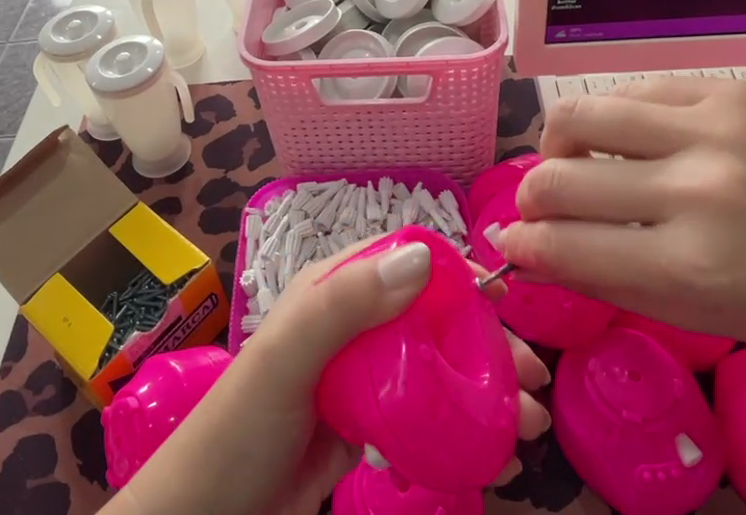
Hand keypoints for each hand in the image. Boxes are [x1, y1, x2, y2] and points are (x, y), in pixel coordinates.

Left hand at [112, 236, 551, 514]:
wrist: (211, 512)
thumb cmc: (243, 426)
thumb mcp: (286, 358)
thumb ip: (344, 304)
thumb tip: (424, 256)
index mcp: (332, 291)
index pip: (405, 261)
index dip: (459, 272)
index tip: (507, 300)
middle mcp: (352, 324)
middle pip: (433, 316)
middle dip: (487, 339)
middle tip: (534, 374)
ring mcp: (363, 376)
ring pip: (437, 366)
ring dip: (485, 387)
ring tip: (529, 422)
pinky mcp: (369, 424)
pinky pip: (426, 415)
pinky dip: (463, 428)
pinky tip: (493, 452)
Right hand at [500, 76, 745, 356]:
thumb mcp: (706, 315)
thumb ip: (609, 280)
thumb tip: (531, 250)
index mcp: (693, 267)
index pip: (564, 245)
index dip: (521, 243)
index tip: (508, 240)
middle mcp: (694, 190)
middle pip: (558, 177)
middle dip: (530, 197)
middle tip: (538, 207)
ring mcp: (710, 129)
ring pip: (579, 113)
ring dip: (557, 144)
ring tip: (573, 161)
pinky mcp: (725, 90)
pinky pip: (631, 92)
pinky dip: (611, 119)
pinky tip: (628, 139)